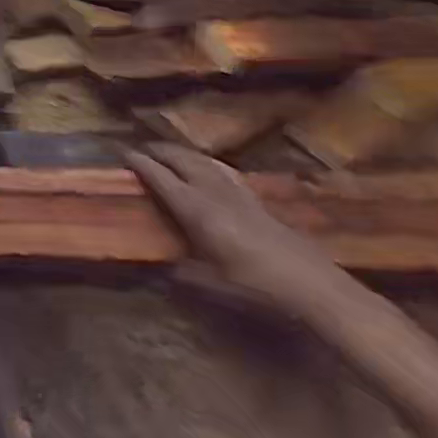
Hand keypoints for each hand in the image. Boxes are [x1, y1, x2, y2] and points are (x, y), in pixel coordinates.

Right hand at [124, 143, 349, 315]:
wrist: (316, 288)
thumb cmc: (256, 286)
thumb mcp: (210, 283)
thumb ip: (179, 271)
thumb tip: (158, 266)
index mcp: (197, 209)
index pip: (161, 177)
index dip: (140, 163)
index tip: (122, 153)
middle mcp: (214, 193)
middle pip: (182, 160)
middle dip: (159, 151)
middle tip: (140, 150)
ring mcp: (238, 194)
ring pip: (204, 161)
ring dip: (182, 153)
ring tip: (168, 152)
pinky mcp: (256, 201)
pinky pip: (223, 170)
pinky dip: (206, 163)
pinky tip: (208, 168)